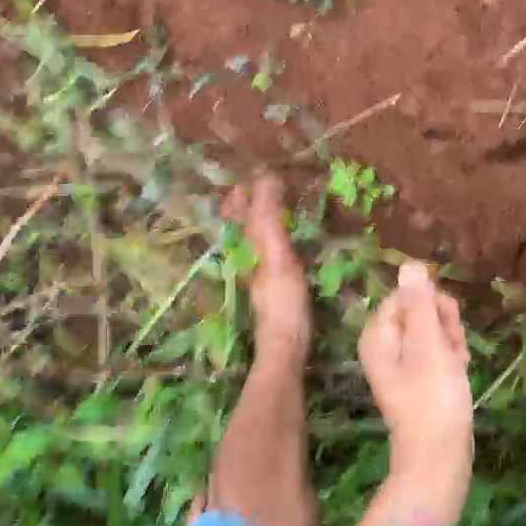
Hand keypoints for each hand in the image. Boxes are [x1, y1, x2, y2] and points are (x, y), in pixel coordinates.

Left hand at [225, 174, 309, 355]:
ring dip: (258, 224)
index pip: (239, 215)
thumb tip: (265, 179)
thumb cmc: (283, 303)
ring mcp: (259, 278)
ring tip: (272, 210)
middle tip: (258, 189)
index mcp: (247, 250)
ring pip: (252, 243)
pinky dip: (271, 242)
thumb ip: (270, 220)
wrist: (285, 348)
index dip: (241, 196)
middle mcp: (248, 262)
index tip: (250, 177)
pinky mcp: (272, 291)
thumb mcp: (278, 256)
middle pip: (241, 228)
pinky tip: (283, 246)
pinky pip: (267, 257)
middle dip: (245, 208)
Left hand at [360, 264, 473, 484]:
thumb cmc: (433, 399)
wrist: (439, 456)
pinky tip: (458, 372)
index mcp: (378, 333)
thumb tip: (410, 264)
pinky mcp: (416, 376)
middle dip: (445, 325)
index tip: (447, 330)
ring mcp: (400, 361)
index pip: (409, 294)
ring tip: (456, 366)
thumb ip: (421, 304)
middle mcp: (383, 344)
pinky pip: (435, 350)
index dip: (434, 307)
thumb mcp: (430, 345)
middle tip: (452, 352)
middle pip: (421, 309)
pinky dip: (450, 357)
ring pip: (433, 329)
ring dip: (452, 341)